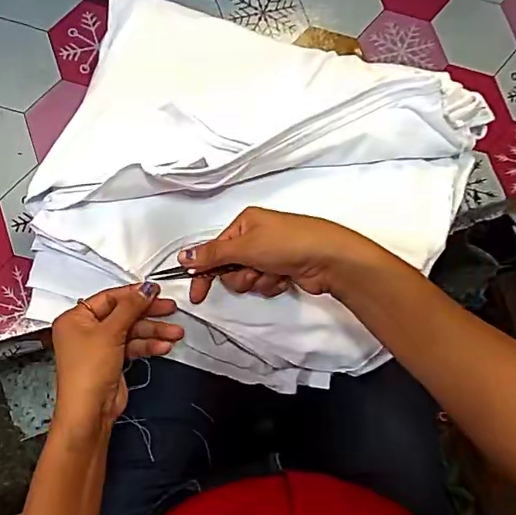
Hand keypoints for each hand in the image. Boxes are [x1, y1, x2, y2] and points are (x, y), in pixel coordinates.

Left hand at [50, 283, 183, 429]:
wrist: (90, 410)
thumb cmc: (85, 376)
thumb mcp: (110, 332)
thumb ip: (130, 308)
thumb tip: (144, 290)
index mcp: (75, 318)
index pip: (109, 298)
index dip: (133, 294)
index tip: (153, 291)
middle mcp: (85, 331)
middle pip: (122, 314)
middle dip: (148, 314)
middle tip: (168, 308)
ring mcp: (99, 347)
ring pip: (131, 331)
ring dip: (153, 332)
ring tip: (173, 332)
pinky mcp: (111, 360)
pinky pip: (133, 346)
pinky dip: (148, 345)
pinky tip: (163, 345)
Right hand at [177, 207, 389, 304]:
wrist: (330, 259)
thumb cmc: (293, 242)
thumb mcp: (245, 247)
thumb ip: (211, 254)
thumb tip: (186, 255)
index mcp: (244, 223)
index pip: (214, 250)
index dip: (205, 272)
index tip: (197, 291)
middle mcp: (255, 236)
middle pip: (228, 268)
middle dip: (240, 276)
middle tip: (253, 270)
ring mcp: (269, 254)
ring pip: (246, 279)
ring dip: (256, 281)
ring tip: (272, 272)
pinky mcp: (281, 269)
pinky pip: (263, 284)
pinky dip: (271, 284)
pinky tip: (284, 277)